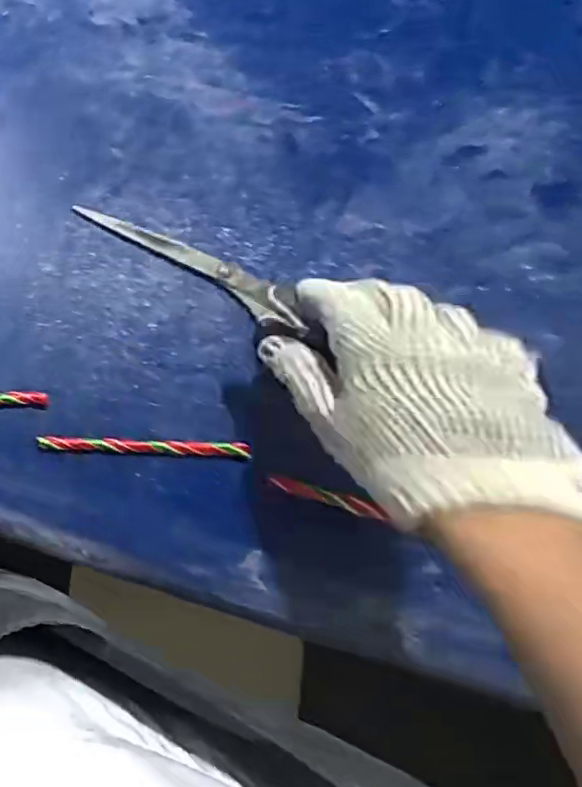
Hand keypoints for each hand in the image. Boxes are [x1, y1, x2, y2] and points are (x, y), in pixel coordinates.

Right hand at [259, 279, 581, 532]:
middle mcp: (426, 334)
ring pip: (436, 308)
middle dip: (359, 294)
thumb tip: (275, 343)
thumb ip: (300, 373)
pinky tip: (442, 350)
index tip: (296, 298)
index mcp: (373, 344)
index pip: (340, 298)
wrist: (486, 493)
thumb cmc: (386, 453)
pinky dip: (450, 331)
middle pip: (391, 294)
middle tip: (337, 310)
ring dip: (404, 310)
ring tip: (387, 328)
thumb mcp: (326, 418)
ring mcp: (476, 347)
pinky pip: (478, 332)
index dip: (314, 293)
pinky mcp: (511, 366)